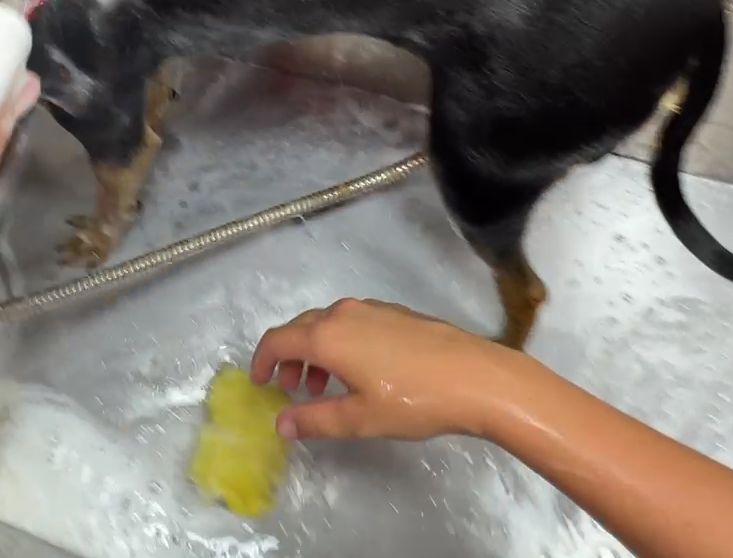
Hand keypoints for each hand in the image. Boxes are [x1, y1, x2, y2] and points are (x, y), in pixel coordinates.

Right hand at [248, 298, 520, 441]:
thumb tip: (280, 423)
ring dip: (314, 352)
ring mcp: (368, 308)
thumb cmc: (413, 399)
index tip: (258, 382)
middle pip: (299, 329)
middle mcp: (341, 313)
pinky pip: (349, 322)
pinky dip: (338, 343)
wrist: (474, 375)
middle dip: (288, 358)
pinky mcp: (391, 311)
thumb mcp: (360, 418)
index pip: (277, 340)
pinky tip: (358, 371)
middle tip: (291, 389)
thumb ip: (315, 419)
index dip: (261, 360)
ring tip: (323, 386)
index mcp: (327, 336)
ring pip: (326, 324)